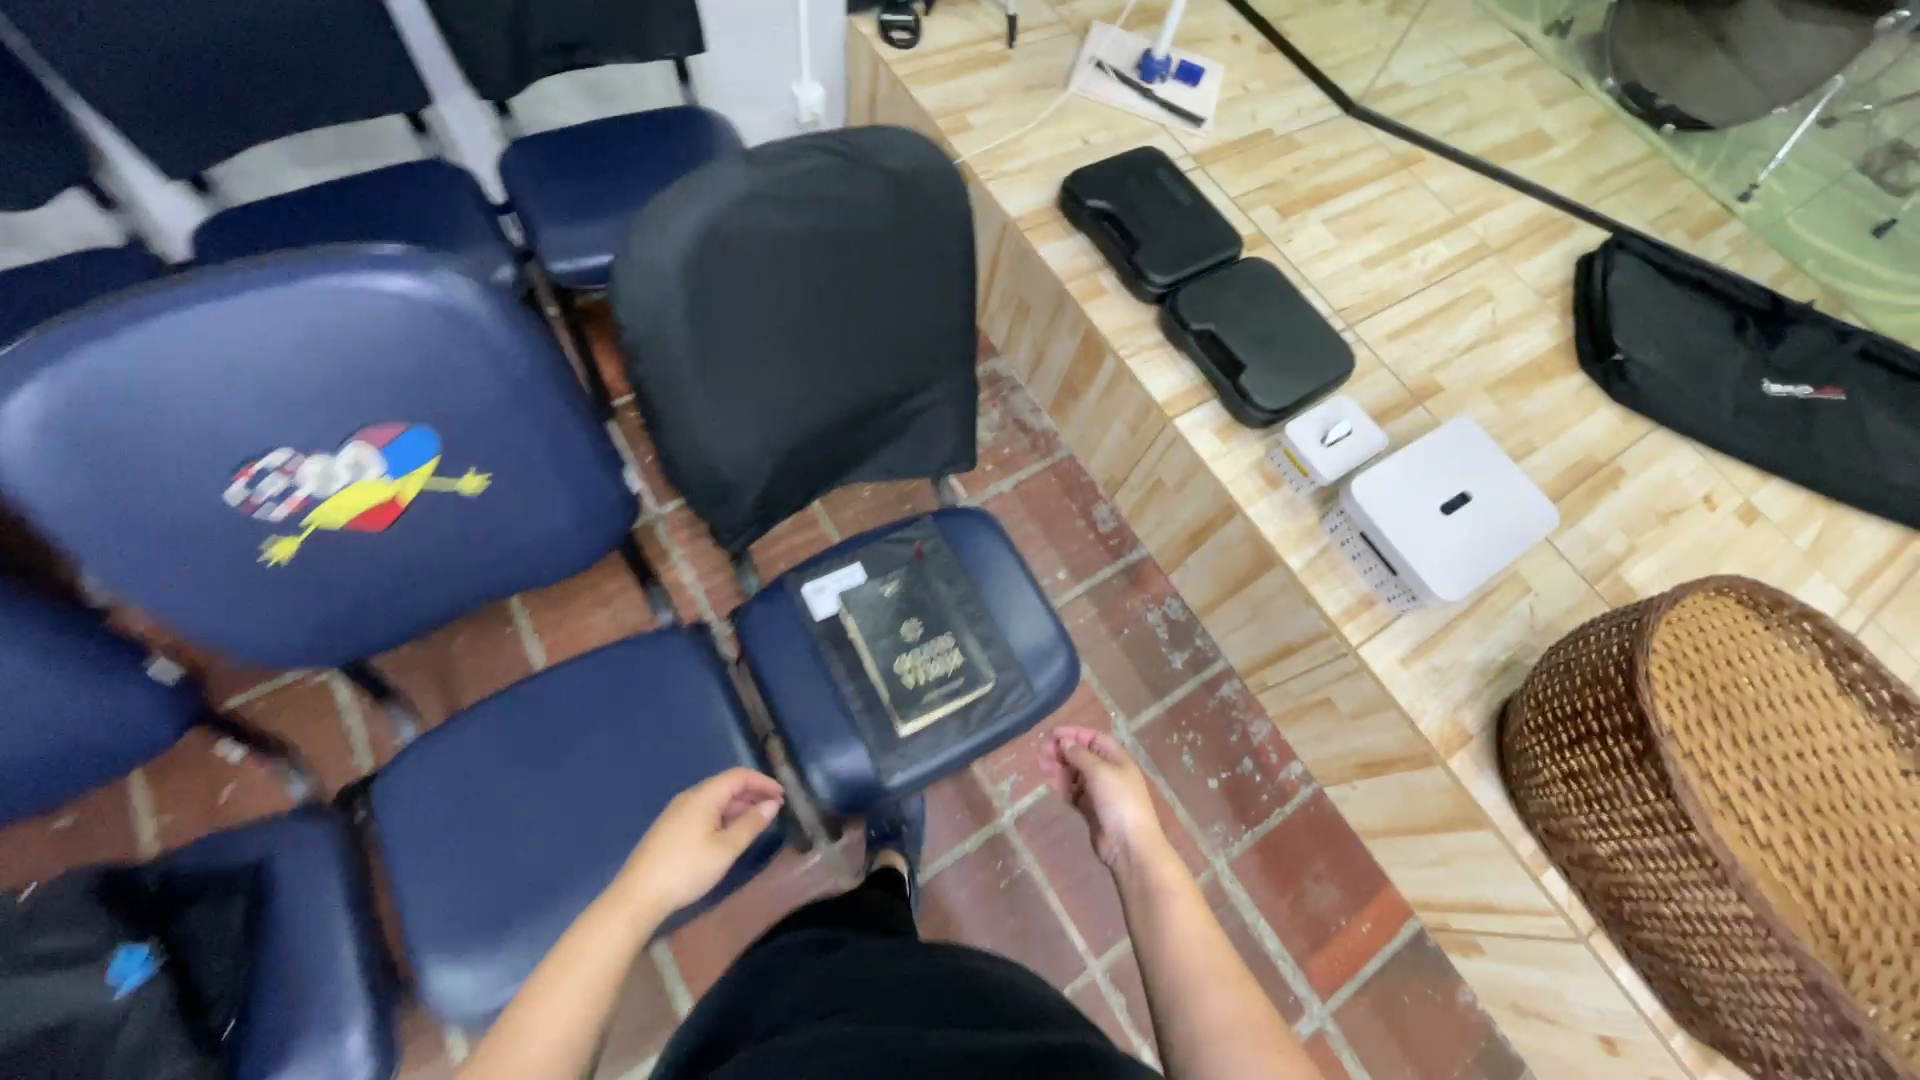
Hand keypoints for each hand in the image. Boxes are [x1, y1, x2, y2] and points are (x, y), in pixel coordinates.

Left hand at [615, 768, 784, 921]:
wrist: (638, 895)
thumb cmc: (687, 869)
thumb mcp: (726, 848)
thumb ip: (751, 823)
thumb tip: (772, 804)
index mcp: (704, 796)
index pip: (739, 776)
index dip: (763, 782)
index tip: (782, 796)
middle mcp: (690, 797)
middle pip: (726, 785)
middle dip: (752, 794)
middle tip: (774, 810)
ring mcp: (677, 812)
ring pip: (715, 800)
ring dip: (738, 807)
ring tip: (757, 823)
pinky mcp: (671, 828)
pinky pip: (704, 812)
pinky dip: (723, 817)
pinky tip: (730, 835)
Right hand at [1038, 727, 1170, 872]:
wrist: (1128, 844)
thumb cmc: (1119, 800)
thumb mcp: (1100, 771)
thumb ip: (1080, 754)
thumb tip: (1064, 741)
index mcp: (1116, 758)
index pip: (1093, 738)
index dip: (1073, 734)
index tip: (1052, 734)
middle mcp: (1107, 772)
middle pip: (1081, 755)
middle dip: (1062, 751)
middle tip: (1041, 750)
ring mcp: (1098, 791)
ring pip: (1074, 774)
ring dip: (1058, 767)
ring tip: (1040, 764)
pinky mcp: (1089, 808)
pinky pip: (1072, 792)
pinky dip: (1061, 786)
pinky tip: (1049, 781)